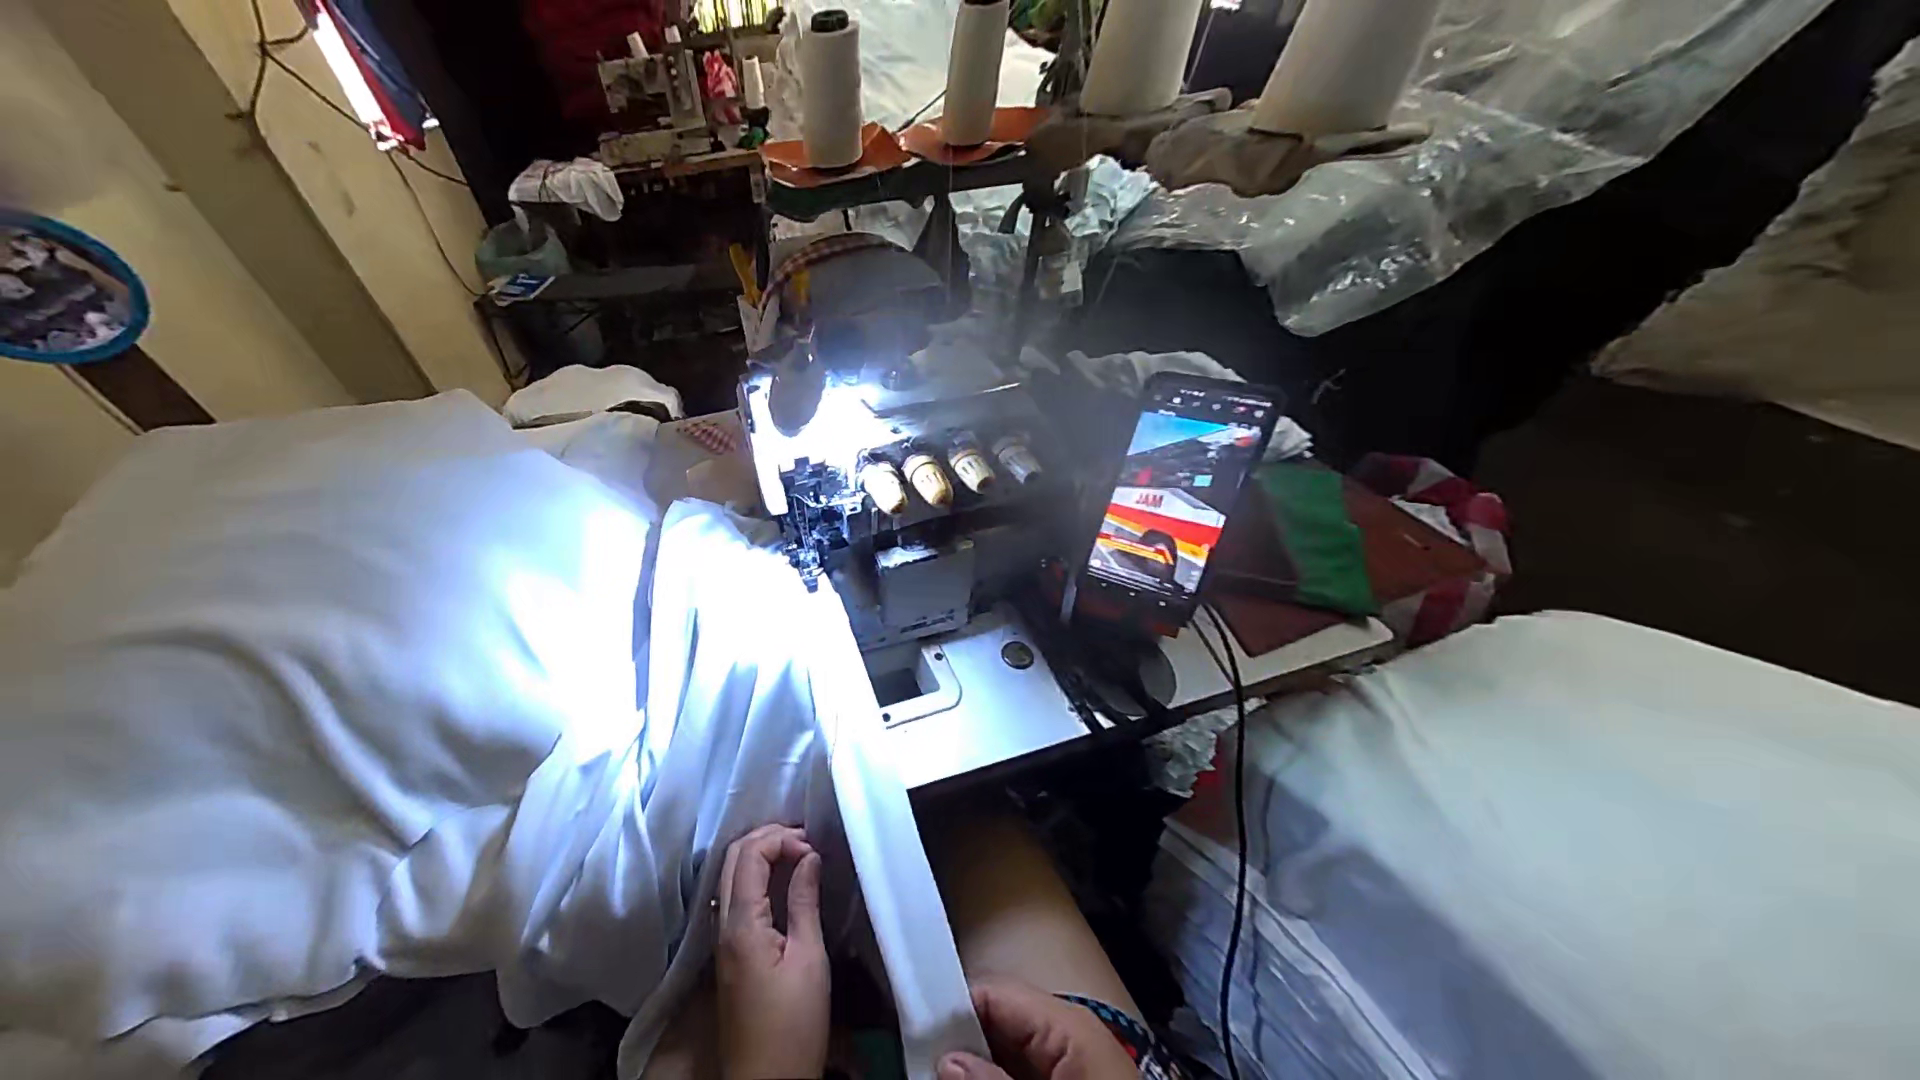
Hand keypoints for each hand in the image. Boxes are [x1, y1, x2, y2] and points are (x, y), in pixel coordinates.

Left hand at [716, 824, 828, 1079]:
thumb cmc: (793, 1024)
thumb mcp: (809, 958)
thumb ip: (805, 902)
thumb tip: (809, 857)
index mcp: (740, 925)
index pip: (749, 856)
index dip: (781, 840)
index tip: (813, 849)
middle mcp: (723, 926)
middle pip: (733, 859)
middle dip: (769, 838)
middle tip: (807, 841)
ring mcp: (722, 940)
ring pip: (731, 875)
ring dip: (762, 854)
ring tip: (800, 854)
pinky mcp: (730, 952)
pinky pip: (736, 896)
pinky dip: (759, 876)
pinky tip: (784, 881)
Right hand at [939, 978, 1140, 1079]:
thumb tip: (946, 1061)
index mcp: (1064, 1024)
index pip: (991, 993)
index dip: (950, 1012)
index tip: (913, 1040)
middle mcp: (1063, 1033)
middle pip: (993, 1023)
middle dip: (957, 1050)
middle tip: (921, 1072)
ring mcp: (1064, 1062)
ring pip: (1000, 1053)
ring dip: (971, 1071)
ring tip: (936, 1076)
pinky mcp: (1065, 1079)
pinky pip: (1017, 1071)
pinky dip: (993, 1079)